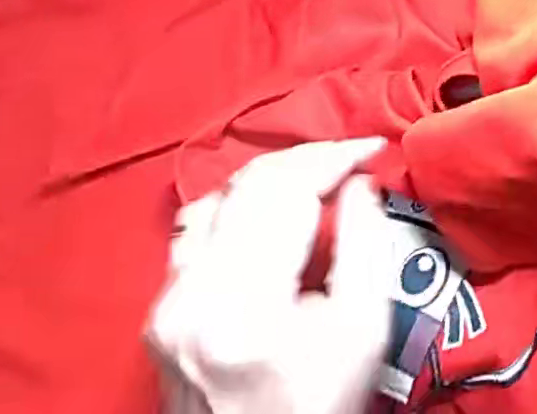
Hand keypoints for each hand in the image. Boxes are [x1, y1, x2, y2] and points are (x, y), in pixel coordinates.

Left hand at [149, 138, 393, 413]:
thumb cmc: (319, 405)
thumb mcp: (365, 327)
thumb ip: (366, 241)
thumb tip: (361, 182)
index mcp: (245, 302)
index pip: (291, 191)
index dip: (337, 157)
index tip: (373, 148)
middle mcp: (194, 293)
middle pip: (254, 183)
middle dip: (312, 158)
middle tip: (352, 157)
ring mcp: (170, 301)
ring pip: (224, 193)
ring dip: (278, 173)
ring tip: (318, 175)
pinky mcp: (163, 308)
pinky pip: (201, 224)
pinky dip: (243, 199)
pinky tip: (273, 205)